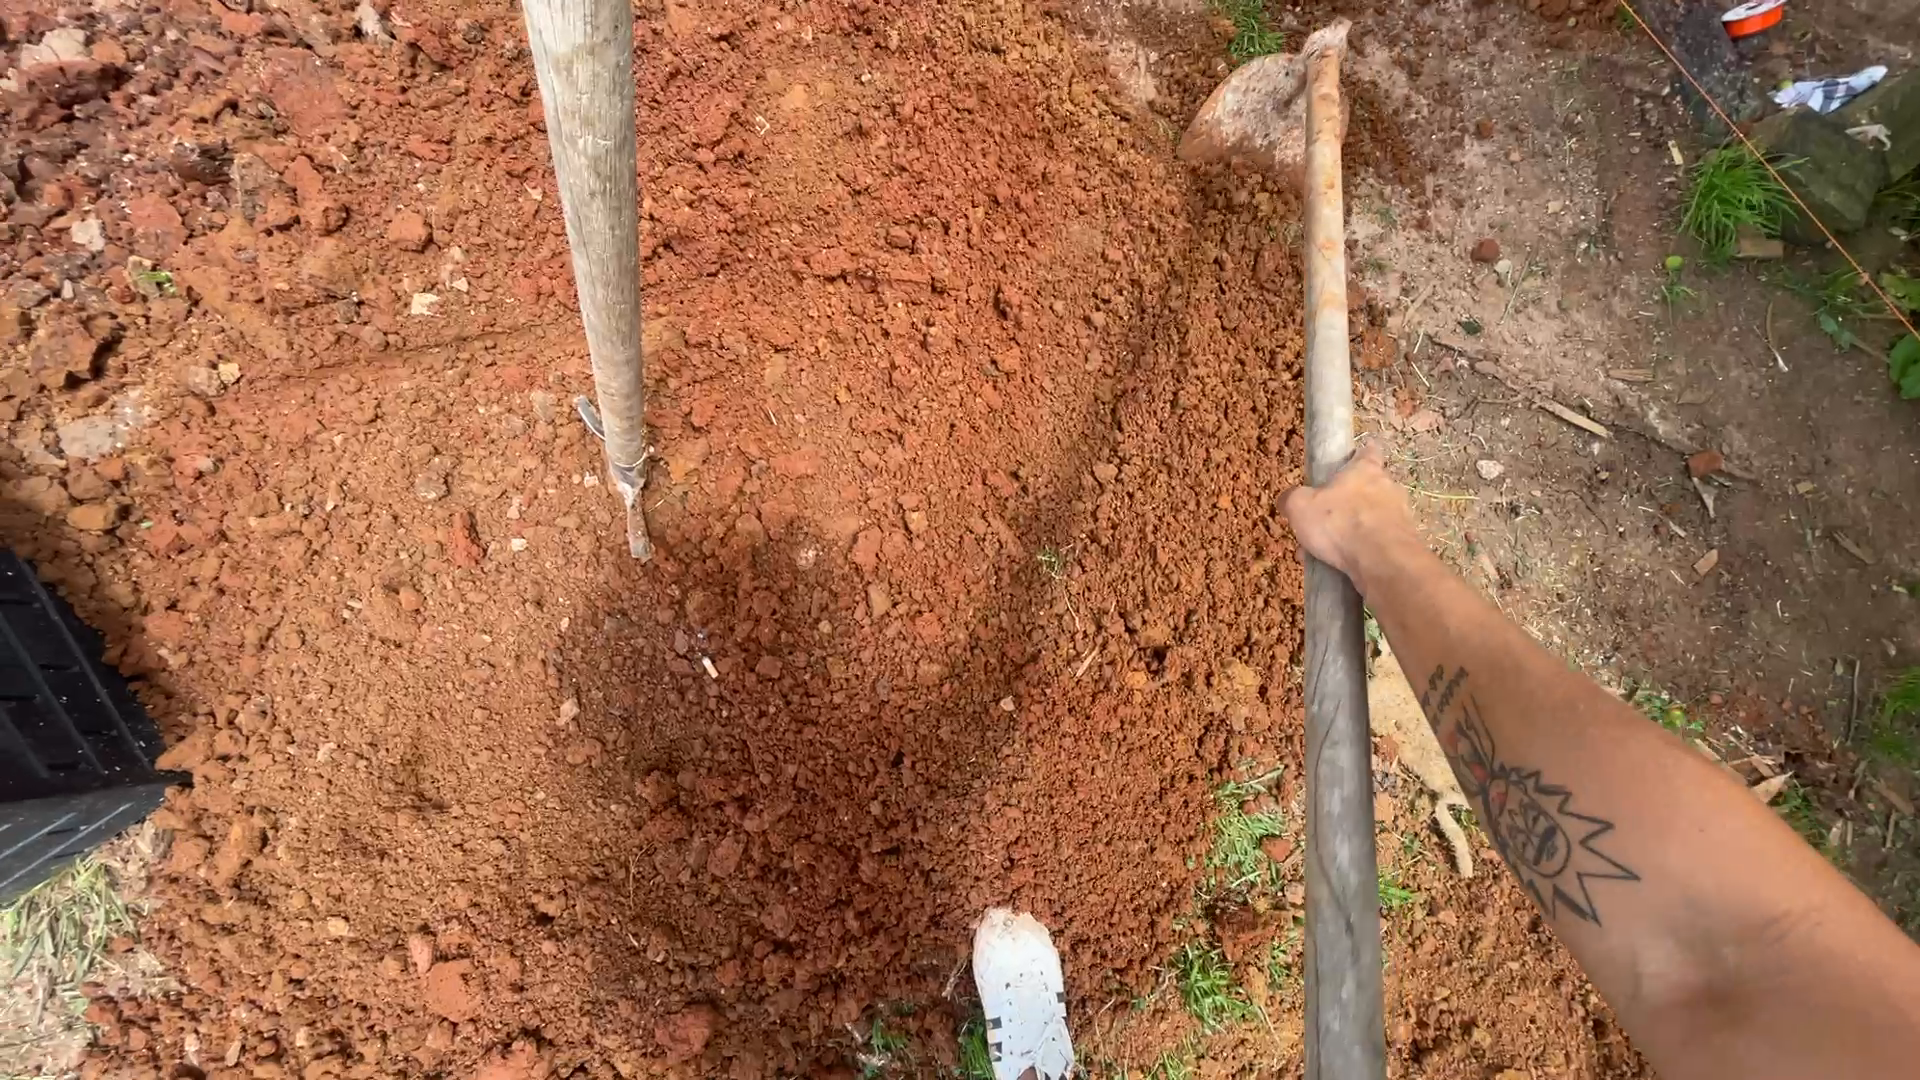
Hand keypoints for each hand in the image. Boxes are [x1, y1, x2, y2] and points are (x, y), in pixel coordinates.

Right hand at [1279, 444, 1418, 594]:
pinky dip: (1358, 551)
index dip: (1357, 457)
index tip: (1347, 464)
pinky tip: (1338, 565)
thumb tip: (1286, 499)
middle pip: (1366, 489)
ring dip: (1348, 532)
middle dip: (1344, 504)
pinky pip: (1375, 543)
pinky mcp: (1404, 543)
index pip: (1368, 452)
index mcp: (1365, 470)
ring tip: (1323, 551)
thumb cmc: (1339, 523)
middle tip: (1320, 521)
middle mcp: (1388, 488)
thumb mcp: (1299, 506)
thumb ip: (1291, 498)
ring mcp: (1400, 516)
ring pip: (1368, 520)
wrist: (1382, 561)